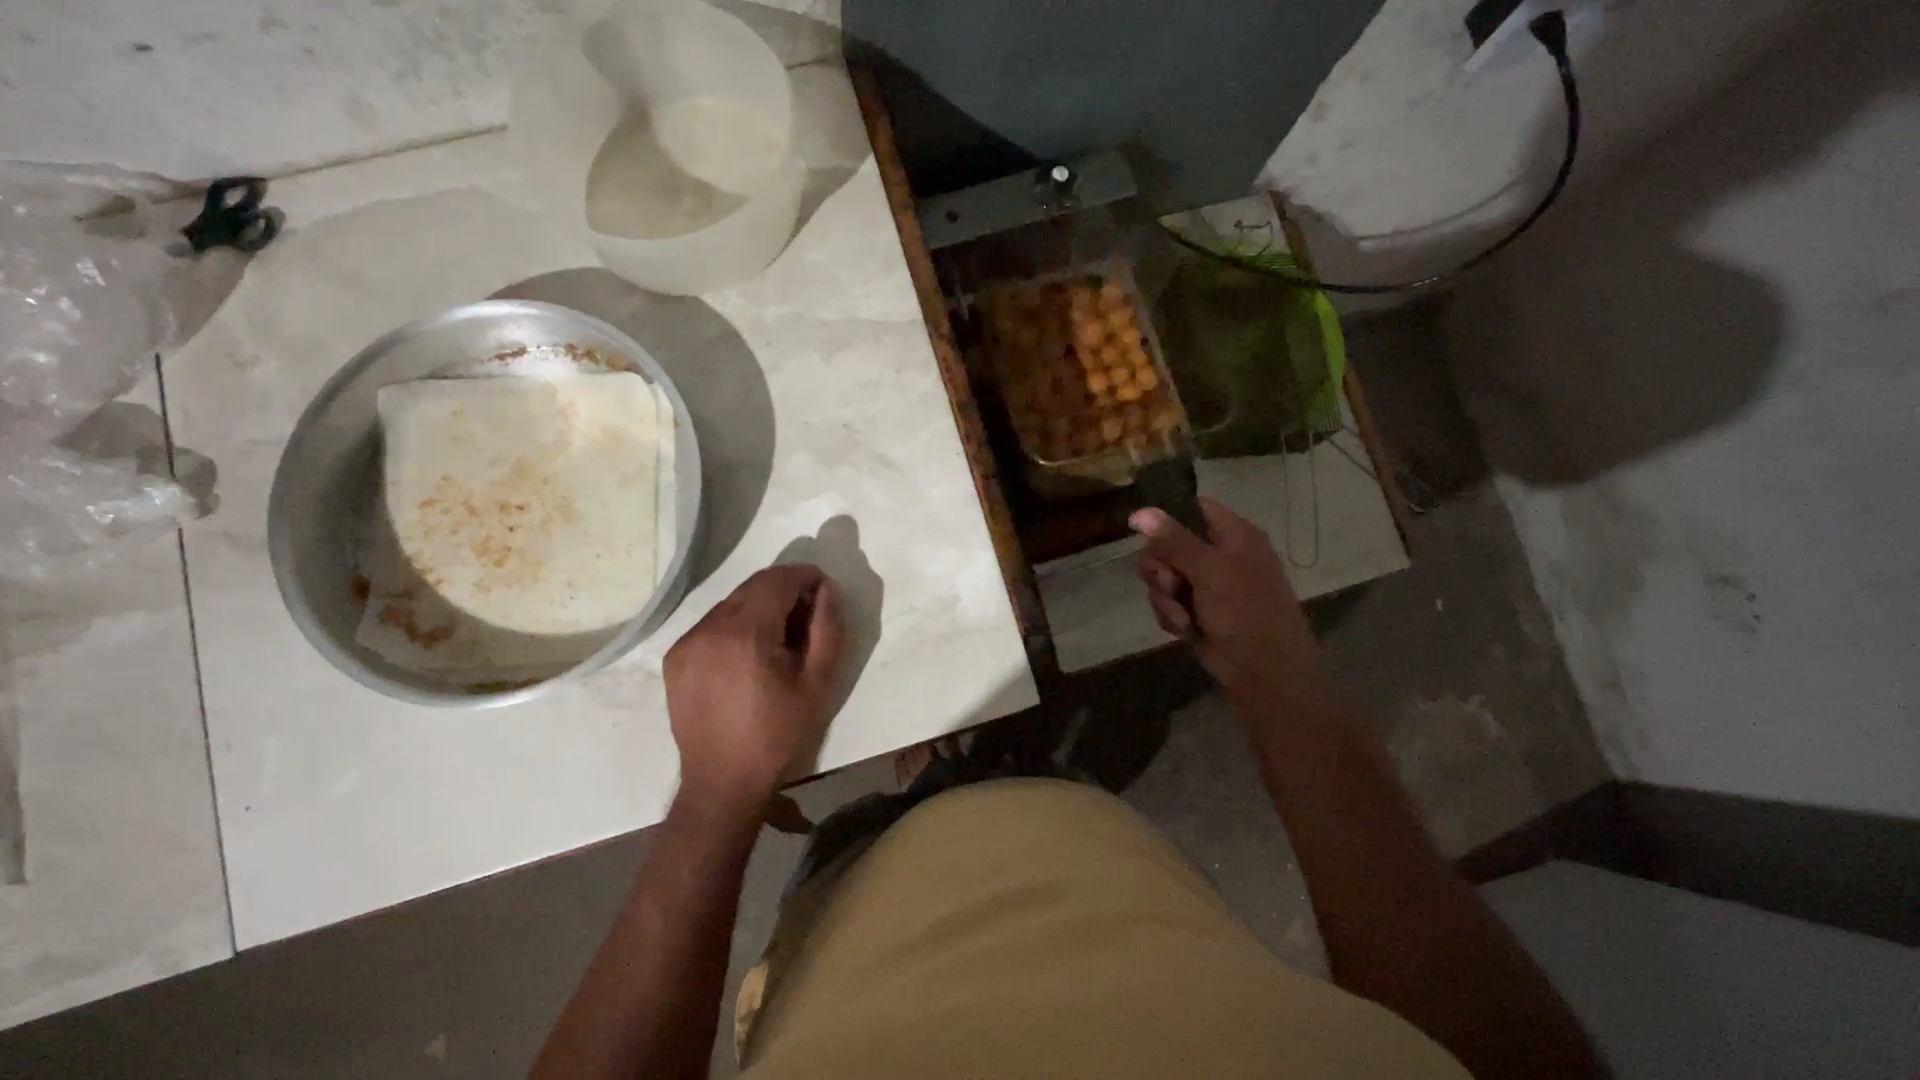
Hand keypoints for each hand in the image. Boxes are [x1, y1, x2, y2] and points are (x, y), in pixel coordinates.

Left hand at [664, 564, 845, 809]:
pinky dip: (735, 629)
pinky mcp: (675, 659)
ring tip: (778, 641)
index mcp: (745, 632)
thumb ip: (828, 628)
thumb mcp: (818, 683)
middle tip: (807, 616)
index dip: (805, 576)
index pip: (777, 579)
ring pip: (730, 605)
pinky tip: (749, 659)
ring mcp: (686, 643)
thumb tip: (827, 590)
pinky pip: (711, 627)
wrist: (723, 783)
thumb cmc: (778, 735)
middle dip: (784, 592)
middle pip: (752, 587)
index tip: (824, 590)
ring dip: (758, 609)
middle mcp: (708, 628)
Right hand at [1132, 499, 1319, 696]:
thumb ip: (1173, 540)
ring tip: (1182, 616)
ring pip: (1164, 577)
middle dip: (1161, 567)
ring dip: (1165, 597)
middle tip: (1171, 584)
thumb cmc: (1245, 611)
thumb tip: (1139, 512)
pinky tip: (1184, 629)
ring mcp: (1208, 586)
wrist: (1264, 671)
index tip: (1143, 532)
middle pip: (1169, 545)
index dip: (1167, 518)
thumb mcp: (1209, 570)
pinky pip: (1168, 603)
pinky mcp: (1197, 612)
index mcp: (1234, 535)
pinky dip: (1172, 616)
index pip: (1194, 509)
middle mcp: (1220, 555)